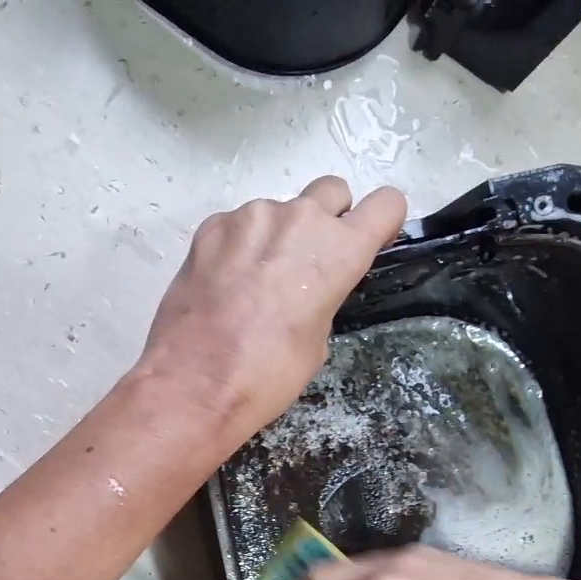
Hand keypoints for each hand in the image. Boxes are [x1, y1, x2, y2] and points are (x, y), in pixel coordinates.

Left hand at [132, 177, 406, 438]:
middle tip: (305, 264)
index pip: (386, 204)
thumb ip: (323, 296)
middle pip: (331, 192)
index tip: (367, 241)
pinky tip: (222, 285)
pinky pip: (236, 225)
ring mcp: (249, 217)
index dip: (380, 223)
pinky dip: (236, 246)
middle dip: (326, 220)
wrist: (194, 385)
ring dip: (275, 236)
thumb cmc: (265, 376)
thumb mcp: (316, 343)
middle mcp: (298, 219)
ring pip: (277, 211)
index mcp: (338, 250)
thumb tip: (307, 288)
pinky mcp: (210, 227)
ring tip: (252, 285)